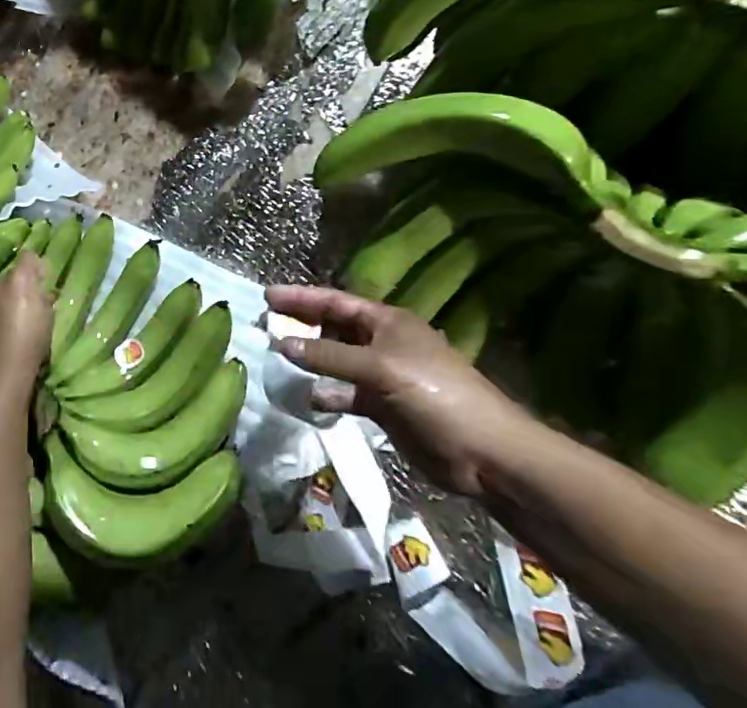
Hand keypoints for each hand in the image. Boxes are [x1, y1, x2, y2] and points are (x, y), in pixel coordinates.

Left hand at [0, 251, 52, 383]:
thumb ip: (44, 293)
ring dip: (12, 293)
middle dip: (24, 280)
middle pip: (14, 271)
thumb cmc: (33, 336)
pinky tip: (9, 321)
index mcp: (19, 277)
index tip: (45, 279)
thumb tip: (42, 287)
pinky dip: (2, 304)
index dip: (37, 265)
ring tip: (22, 311)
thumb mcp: (48, 312)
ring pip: (3, 286)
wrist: (4, 363)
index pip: (28, 255)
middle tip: (36, 297)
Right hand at [266, 284, 536, 497]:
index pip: (336, 302)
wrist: (481, 449)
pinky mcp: (383, 406)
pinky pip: (346, 394)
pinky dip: (328, 394)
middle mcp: (382, 342)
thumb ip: (330, 356)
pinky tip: (308, 399)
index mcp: (387, 321)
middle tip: (264, 327)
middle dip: (302, 327)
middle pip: (334, 329)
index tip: (267, 296)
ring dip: (311, 361)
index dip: (301, 297)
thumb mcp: (379, 368)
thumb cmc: (434, 393)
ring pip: (337, 362)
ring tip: (275, 361)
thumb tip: (283, 344)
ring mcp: (382, 375)